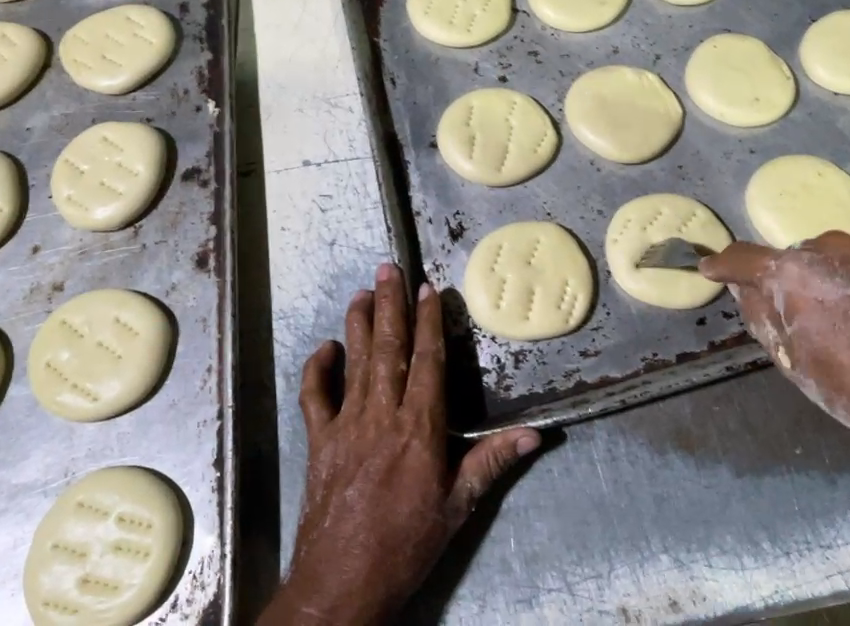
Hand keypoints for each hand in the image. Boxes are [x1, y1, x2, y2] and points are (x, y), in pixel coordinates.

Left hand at [261, 264, 538, 625]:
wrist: (343, 581)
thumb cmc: (407, 542)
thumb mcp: (457, 506)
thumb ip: (492, 462)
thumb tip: (535, 434)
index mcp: (419, 427)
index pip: (428, 361)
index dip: (429, 322)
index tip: (429, 289)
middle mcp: (381, 415)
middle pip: (387, 349)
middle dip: (389, 305)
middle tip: (388, 267)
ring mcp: (345, 425)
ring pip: (353, 362)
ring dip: (357, 324)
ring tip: (361, 291)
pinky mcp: (318, 442)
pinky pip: (314, 397)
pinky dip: (317, 369)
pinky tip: (325, 348)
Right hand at [700, 231, 849, 443]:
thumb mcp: (791, 360)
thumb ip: (759, 314)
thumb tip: (742, 287)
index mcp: (791, 272)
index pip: (743, 258)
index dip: (724, 265)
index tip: (712, 268)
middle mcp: (829, 246)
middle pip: (797, 258)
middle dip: (796, 280)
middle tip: (808, 316)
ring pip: (839, 258)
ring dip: (835, 278)